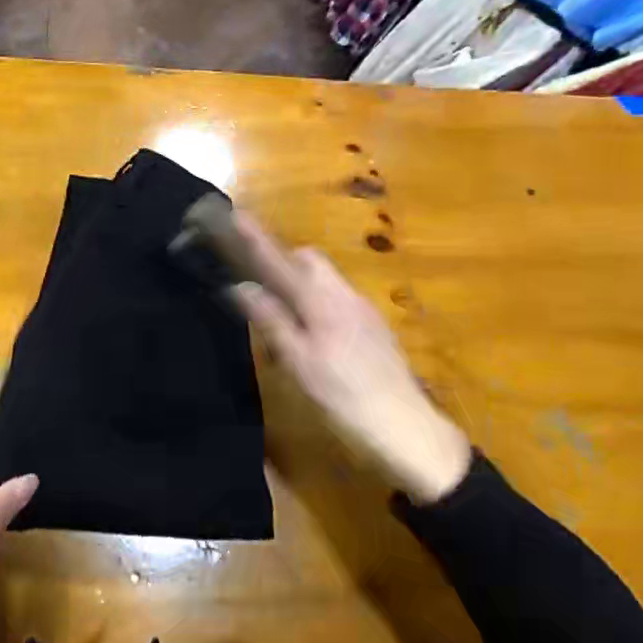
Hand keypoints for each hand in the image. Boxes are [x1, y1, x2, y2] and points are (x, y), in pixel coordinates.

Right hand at [230, 213, 470, 503]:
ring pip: (323, 280)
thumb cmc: (345, 398)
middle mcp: (344, 296)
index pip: (280, 260)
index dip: (255, 237)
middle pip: (308, 260)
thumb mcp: (299, 364)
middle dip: (282, 262)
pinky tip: (313, 339)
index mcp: (321, 302)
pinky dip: (316, 304)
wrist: (409, 429)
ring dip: (299, 286)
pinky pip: (337, 299)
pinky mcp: (373, 327)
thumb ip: (271, 321)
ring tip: (282, 323)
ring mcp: (363, 310)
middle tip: (259, 287)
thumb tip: (240, 286)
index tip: (234, 213)